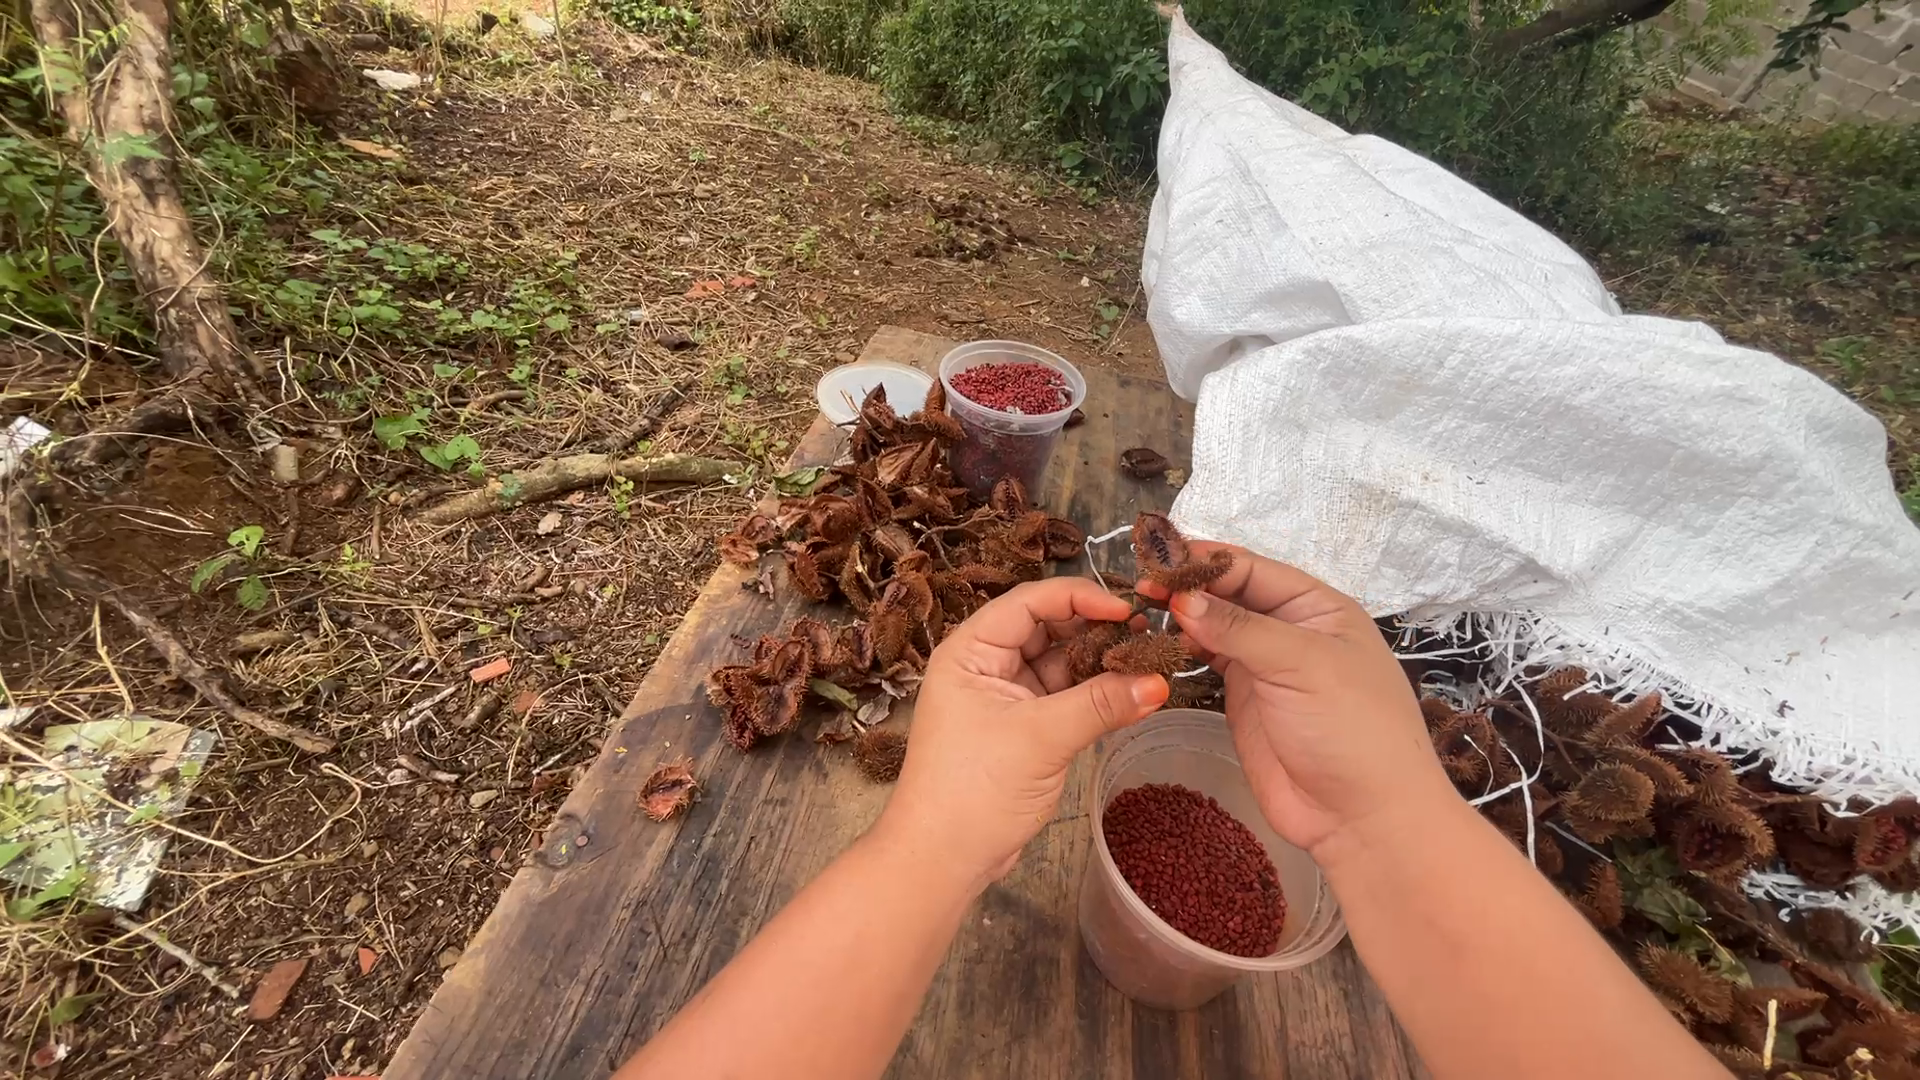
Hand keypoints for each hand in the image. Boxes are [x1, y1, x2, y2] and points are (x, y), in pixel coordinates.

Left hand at [876, 577, 1169, 891]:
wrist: (943, 858)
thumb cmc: (974, 788)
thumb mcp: (1041, 738)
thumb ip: (1100, 705)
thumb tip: (1159, 682)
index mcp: (970, 650)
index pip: (1028, 602)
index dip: (1078, 597)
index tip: (1126, 609)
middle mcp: (985, 664)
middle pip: (1046, 628)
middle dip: (1094, 629)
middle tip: (1146, 633)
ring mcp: (1004, 695)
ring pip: (1058, 662)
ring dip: (1098, 662)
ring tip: (1146, 659)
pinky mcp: (1022, 726)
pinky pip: (1063, 696)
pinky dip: (1093, 694)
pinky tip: (1130, 692)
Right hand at [1137, 545, 1452, 862]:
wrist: (1360, 818)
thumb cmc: (1349, 728)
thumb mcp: (1300, 665)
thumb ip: (1239, 628)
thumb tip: (1179, 598)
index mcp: (1317, 607)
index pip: (1251, 569)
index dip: (1205, 563)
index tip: (1159, 563)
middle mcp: (1289, 627)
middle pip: (1230, 592)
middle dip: (1188, 586)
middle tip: (1140, 583)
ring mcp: (1264, 661)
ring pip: (1215, 623)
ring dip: (1181, 615)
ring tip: (1139, 608)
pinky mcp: (1243, 693)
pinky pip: (1207, 657)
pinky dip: (1181, 647)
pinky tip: (1155, 641)